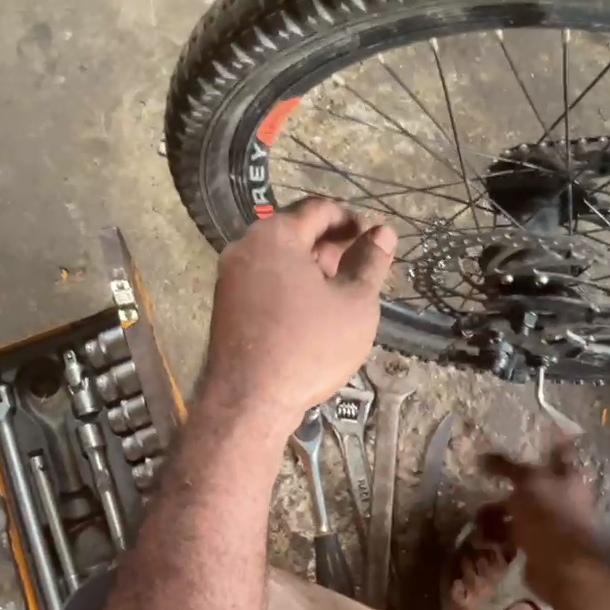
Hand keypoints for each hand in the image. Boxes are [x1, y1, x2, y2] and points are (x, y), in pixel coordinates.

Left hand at [200, 197, 396, 424]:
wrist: (249, 401)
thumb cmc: (309, 346)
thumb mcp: (355, 303)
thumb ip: (370, 262)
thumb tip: (383, 233)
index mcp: (275, 236)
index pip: (318, 209)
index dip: (352, 219)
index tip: (374, 239)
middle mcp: (245, 248)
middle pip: (295, 232)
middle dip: (332, 245)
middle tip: (362, 268)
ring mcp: (230, 278)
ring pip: (279, 259)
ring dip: (312, 268)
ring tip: (342, 293)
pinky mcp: (226, 307)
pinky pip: (265, 282)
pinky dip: (292, 286)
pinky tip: (314, 313)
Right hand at [482, 442, 600, 603]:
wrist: (558, 564)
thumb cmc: (547, 513)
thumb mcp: (527, 481)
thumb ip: (507, 467)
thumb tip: (483, 455)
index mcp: (569, 478)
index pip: (556, 454)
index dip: (542, 445)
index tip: (522, 440)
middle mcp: (563, 498)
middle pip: (533, 484)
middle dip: (509, 483)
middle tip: (485, 477)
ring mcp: (551, 522)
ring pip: (520, 510)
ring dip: (497, 511)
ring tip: (477, 513)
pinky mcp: (537, 544)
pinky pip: (514, 532)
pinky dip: (498, 531)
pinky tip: (481, 531)